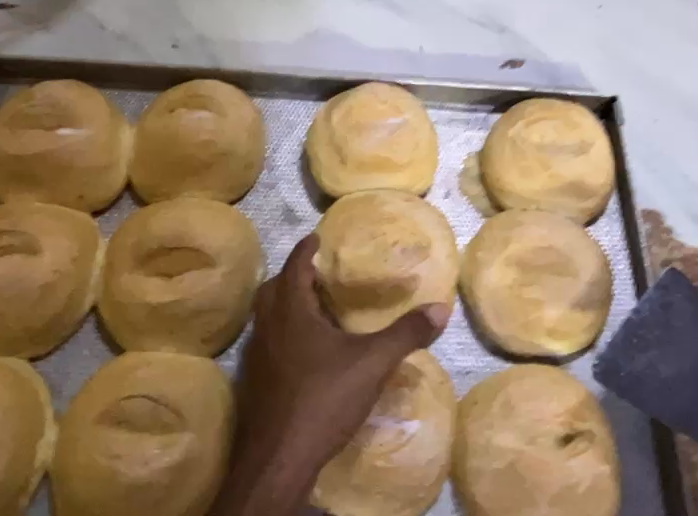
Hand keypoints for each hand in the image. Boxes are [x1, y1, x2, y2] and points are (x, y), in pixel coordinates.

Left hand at [210, 233, 450, 515]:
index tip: (316, 238)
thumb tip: (441, 308)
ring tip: (315, 310)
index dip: (306, 250)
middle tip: (318, 274)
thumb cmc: (323, 399)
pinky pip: (267, 344)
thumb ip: (406, 334)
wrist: (278, 460)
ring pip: (267, 318)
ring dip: (286, 306)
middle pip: (274, 289)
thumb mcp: (372, 363)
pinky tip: (305, 353)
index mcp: (290, 311)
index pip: (294, 266)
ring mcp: (257, 357)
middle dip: (293, 276)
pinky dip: (283, 335)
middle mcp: (268, 327)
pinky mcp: (256, 383)